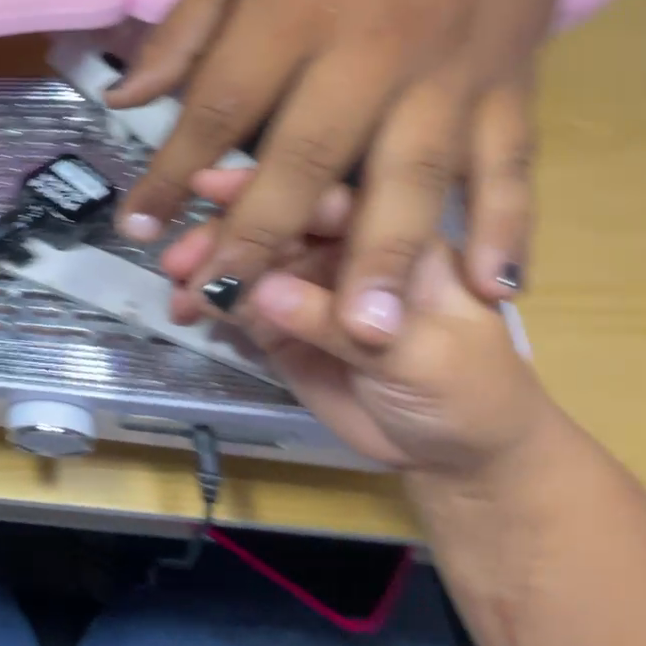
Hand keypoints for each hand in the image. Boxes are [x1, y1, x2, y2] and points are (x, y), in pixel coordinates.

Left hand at [106, 0, 563, 340]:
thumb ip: (180, 38)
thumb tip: (120, 101)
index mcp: (289, 18)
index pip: (216, 109)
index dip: (170, 172)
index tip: (132, 227)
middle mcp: (368, 53)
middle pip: (305, 158)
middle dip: (260, 236)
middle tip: (222, 302)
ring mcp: (448, 73)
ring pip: (408, 177)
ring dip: (379, 257)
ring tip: (358, 334)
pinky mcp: (511, 84)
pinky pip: (509, 163)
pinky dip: (508, 225)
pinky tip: (496, 290)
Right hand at [175, 168, 553, 475]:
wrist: (458, 459)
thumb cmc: (469, 395)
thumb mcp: (421, 356)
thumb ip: (338, 322)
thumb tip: (262, 292)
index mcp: (393, 242)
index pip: (327, 202)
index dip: (270, 190)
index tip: (209, 187)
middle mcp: (342, 254)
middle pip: (271, 228)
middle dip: (220, 239)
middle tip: (177, 260)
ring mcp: (305, 288)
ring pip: (242, 263)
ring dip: (203, 271)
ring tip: (175, 292)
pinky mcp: (277, 324)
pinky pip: (231, 304)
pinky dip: (202, 304)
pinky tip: (182, 312)